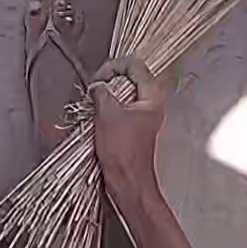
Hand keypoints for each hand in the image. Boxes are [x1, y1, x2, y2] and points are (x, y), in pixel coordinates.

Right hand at [89, 57, 167, 204]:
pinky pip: (121, 106)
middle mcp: (152, 102)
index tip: (98, 79)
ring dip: (107, 94)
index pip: (134, 65)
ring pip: (124, 92)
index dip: (113, 67)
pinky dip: (108, 106)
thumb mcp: (108, 114)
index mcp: (152, 96)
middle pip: (130, 76)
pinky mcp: (135, 126)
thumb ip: (102, 91)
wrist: (127, 182)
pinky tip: (97, 115)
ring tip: (94, 102)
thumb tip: (96, 86)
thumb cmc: (122, 152)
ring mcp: (144, 114)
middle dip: (109, 80)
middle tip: (95, 89)